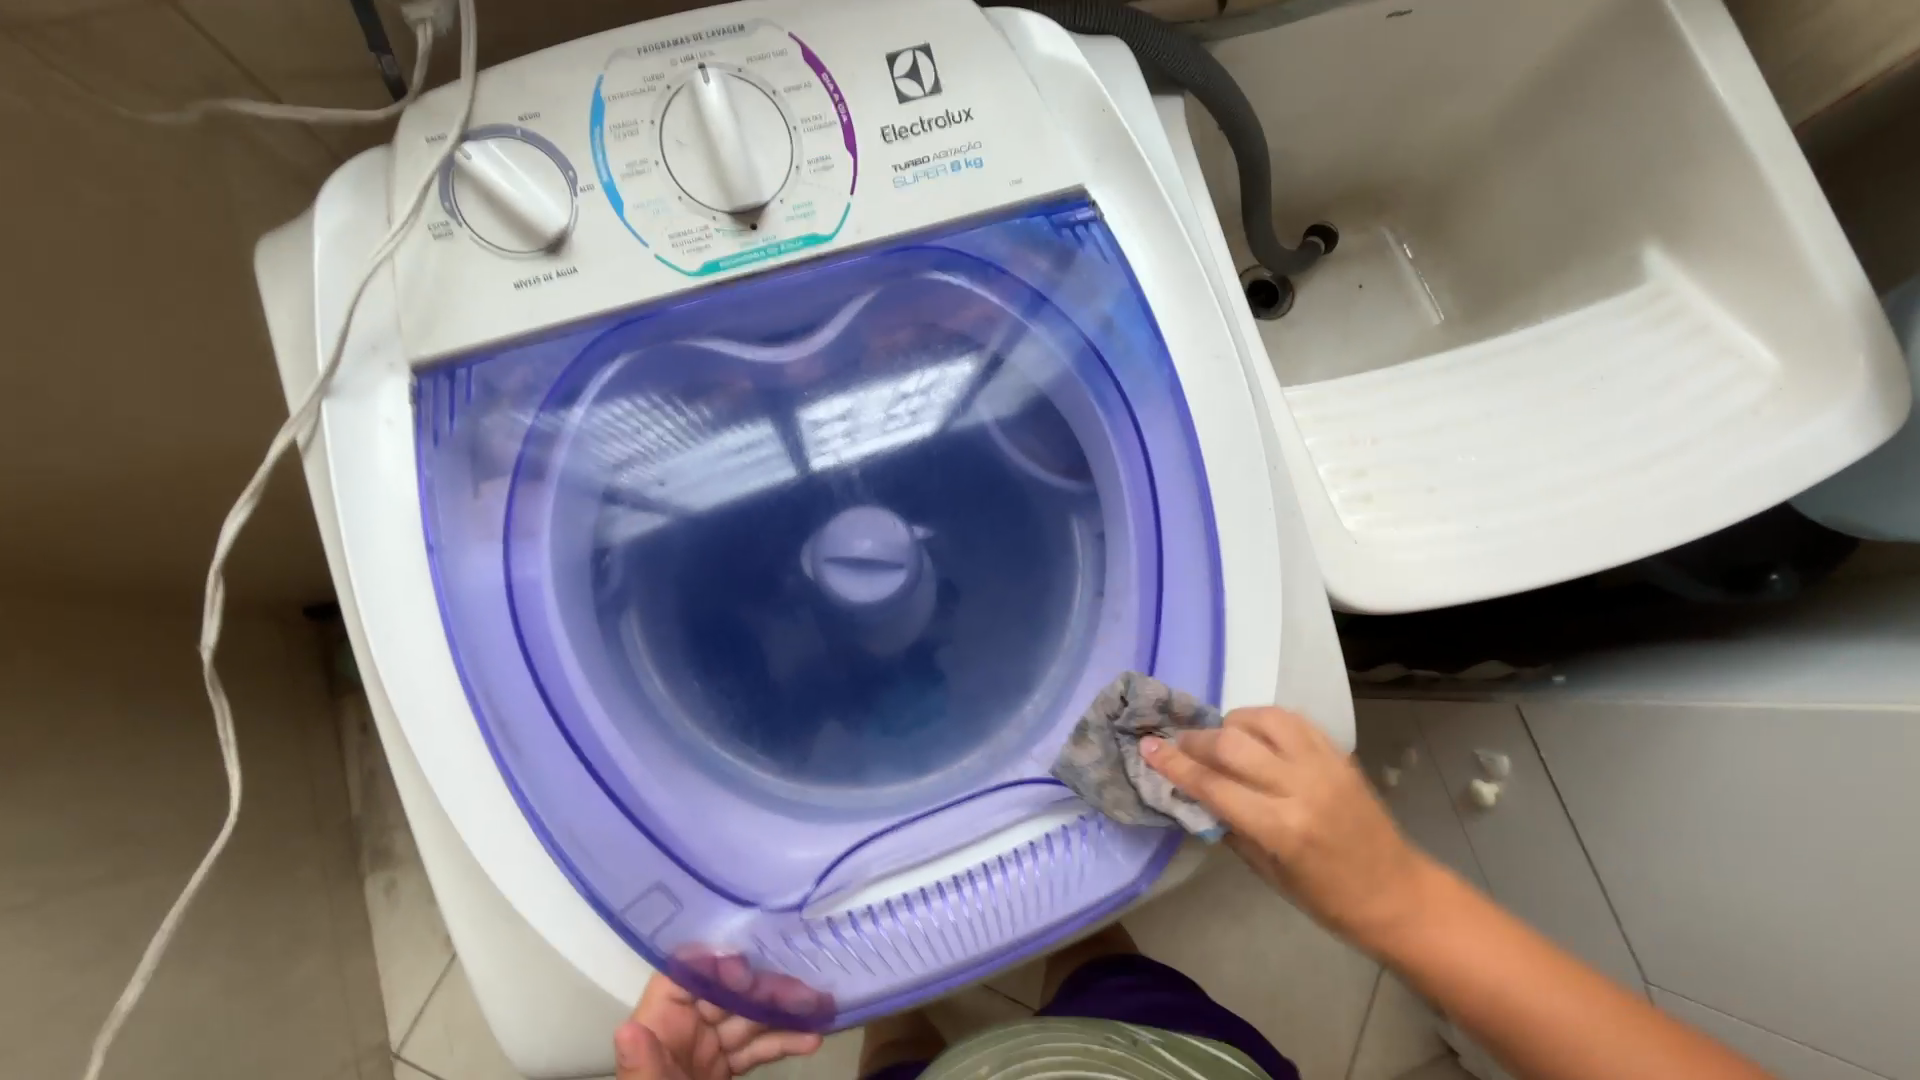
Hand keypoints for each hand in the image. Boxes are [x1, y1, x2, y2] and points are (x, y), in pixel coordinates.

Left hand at [615, 964, 823, 1079]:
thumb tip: (627, 1029)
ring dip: (783, 1012)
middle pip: (724, 995)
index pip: (679, 979)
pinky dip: (784, 1041)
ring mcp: (706, 1050)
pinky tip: (811, 1038)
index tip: (746, 965)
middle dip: (763, 988)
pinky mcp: (725, 1070)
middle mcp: (682, 1031)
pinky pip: (756, 1048)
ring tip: (817, 1007)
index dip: (711, 966)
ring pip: (748, 1019)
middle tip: (800, 987)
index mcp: (657, 1029)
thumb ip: (642, 1068)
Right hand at [1141, 707, 1436, 952]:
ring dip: (1232, 722)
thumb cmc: (1327, 898)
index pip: (1213, 785)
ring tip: (1220, 737)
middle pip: (1232, 744)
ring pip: (1263, 718)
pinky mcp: (1339, 754)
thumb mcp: (1267, 871)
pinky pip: (1293, 720)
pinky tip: (1253, 732)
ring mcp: (1324, 765)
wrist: (1398, 894)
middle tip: (1177, 742)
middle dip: (1195, 739)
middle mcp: (1301, 788)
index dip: (1174, 764)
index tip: (1147, 747)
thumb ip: (1229, 825)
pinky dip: (1264, 719)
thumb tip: (1192, 792)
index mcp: (1281, 828)